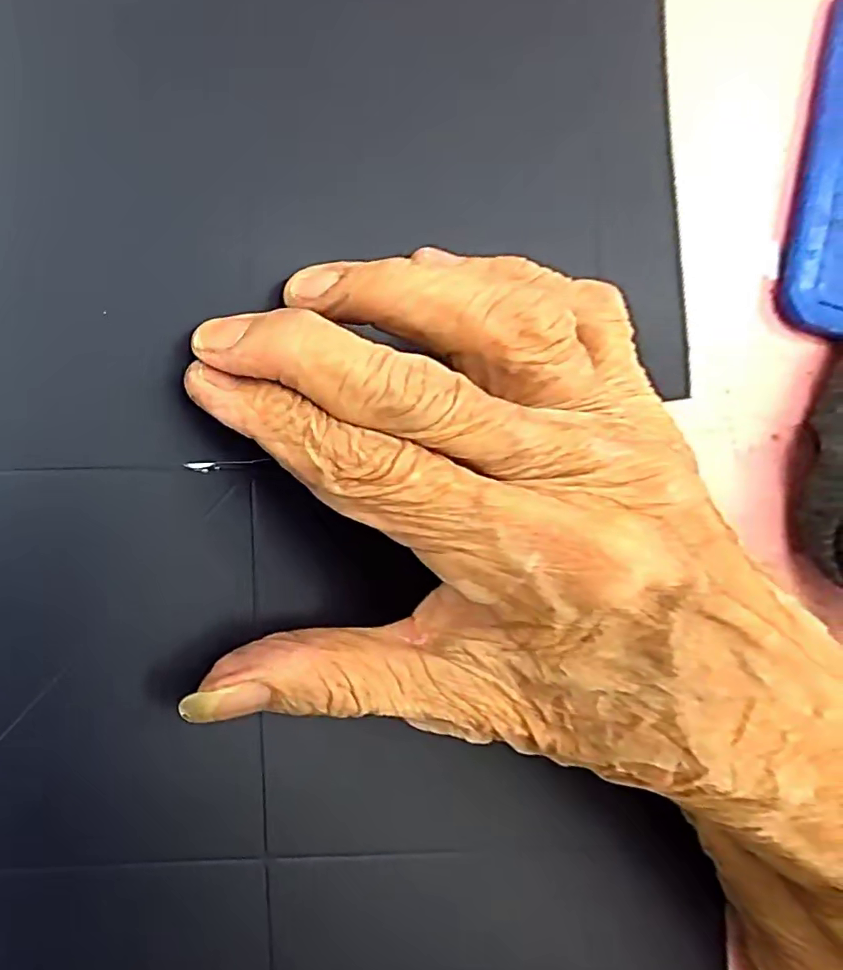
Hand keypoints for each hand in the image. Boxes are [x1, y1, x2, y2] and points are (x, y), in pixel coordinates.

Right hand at [181, 249, 842, 969]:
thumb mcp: (445, 698)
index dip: (274, 419)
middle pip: (413, 386)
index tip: (213, 383)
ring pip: (501, 321)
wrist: (758, 700)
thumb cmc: (600, 701)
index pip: (365, 464)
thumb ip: (316, 681)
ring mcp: (615, 424)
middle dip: (299, 351)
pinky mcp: (635, 401)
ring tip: (307, 288)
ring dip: (390, 293)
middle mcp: (577, 473)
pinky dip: (489, 276)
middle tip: (226, 334)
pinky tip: (423, 269)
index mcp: (522, 553)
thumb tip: (213, 694)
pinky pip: (572, 309)